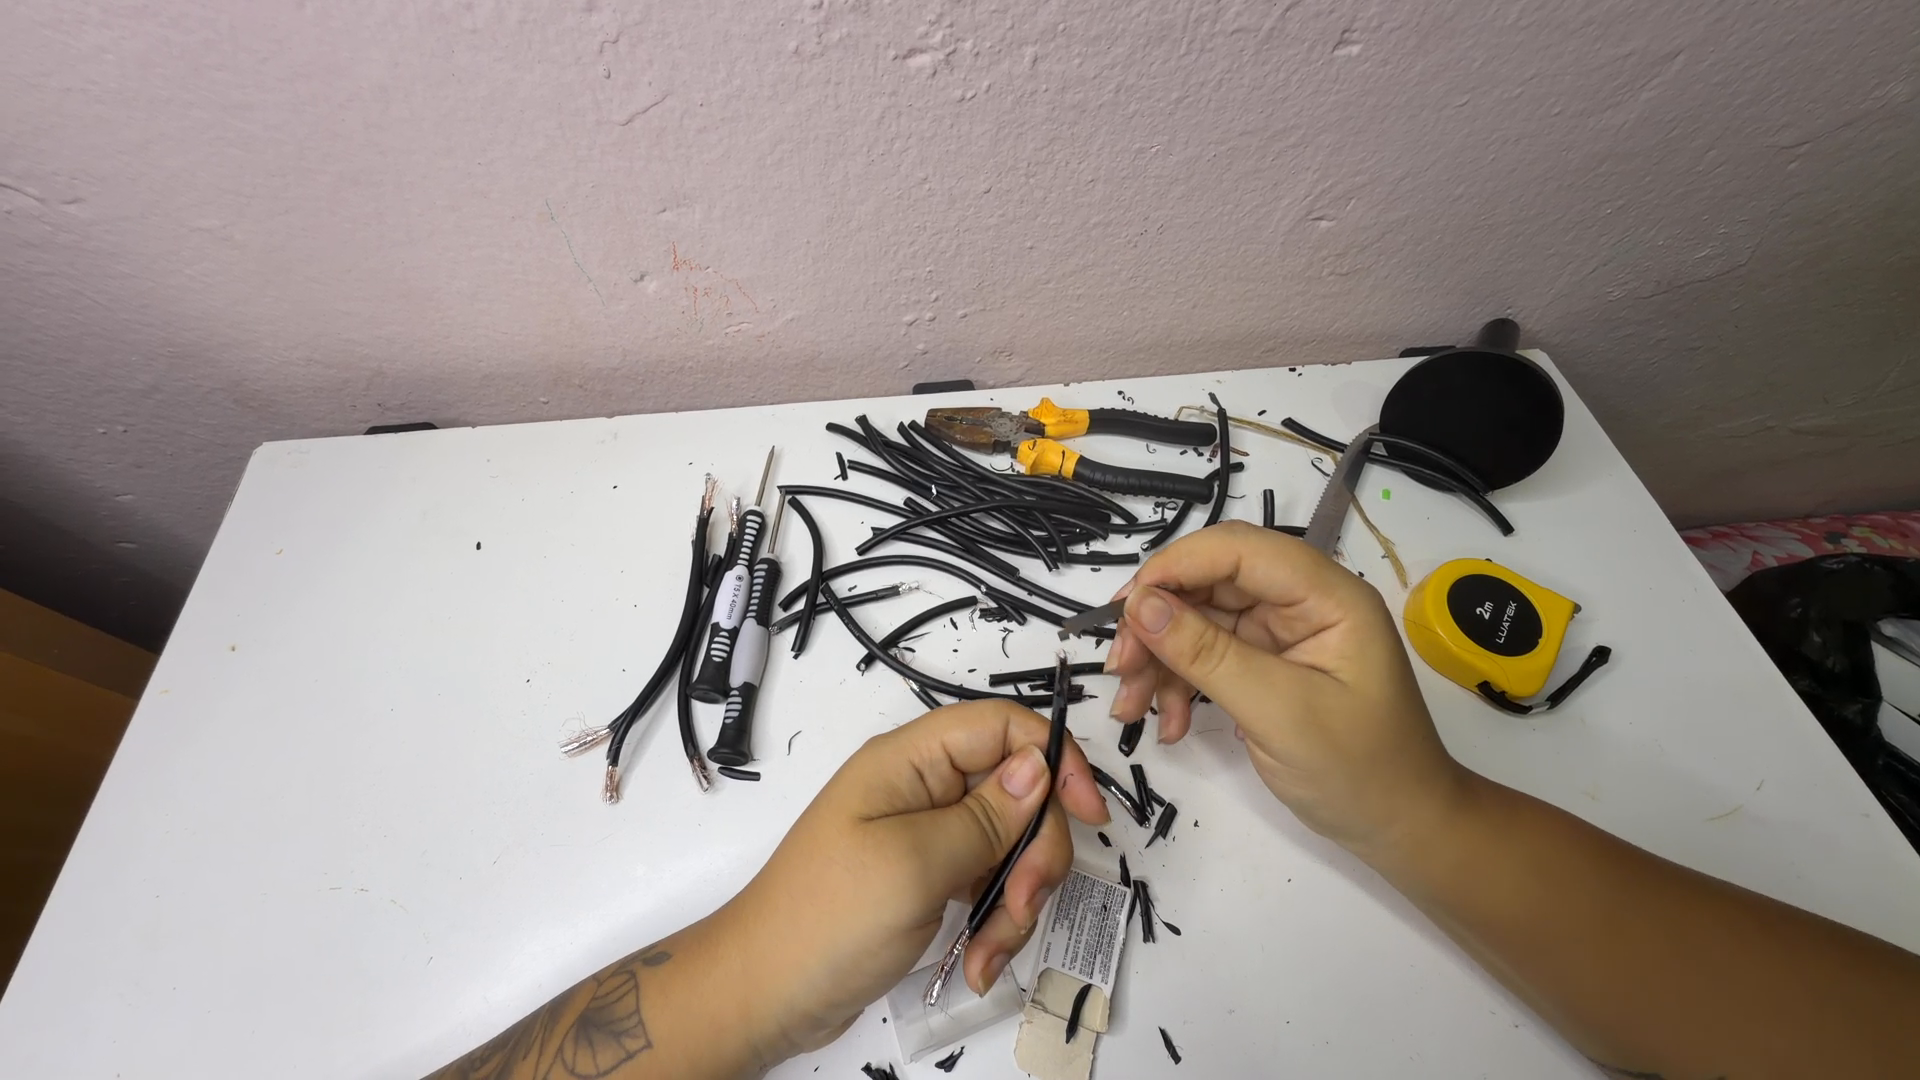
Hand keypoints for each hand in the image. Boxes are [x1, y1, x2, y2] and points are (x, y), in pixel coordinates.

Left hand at [719, 699, 1109, 1063]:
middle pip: (1016, 792)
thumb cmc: (829, 917)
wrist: (763, 994)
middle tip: (1024, 904)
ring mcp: (928, 833)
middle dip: (1033, 851)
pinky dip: (994, 921)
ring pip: (1008, 843)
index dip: (1053, 757)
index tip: (1090, 813)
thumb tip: (1040, 765)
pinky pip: (986, 881)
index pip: (1000, 727)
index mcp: (911, 760)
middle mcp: (924, 786)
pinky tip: (977, 961)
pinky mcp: (931, 875)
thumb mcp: (914, 863)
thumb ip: (984, 816)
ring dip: (1015, 899)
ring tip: (989, 951)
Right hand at [1102, 521, 1467, 857]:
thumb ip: (1206, 654)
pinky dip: (1175, 684)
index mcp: (1325, 596)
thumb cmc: (1359, 771)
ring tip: (1131, 709)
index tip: (1124, 608)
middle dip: (1156, 623)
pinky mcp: (1259, 661)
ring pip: (1194, 620)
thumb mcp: (1278, 712)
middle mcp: (1298, 601)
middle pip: (1207, 583)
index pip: (1239, 550)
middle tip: (1119, 667)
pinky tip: (1168, 723)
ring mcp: (1277, 632)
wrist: (1399, 828)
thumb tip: (1139, 605)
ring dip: (1156, 660)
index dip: (1176, 567)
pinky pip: (1201, 655)